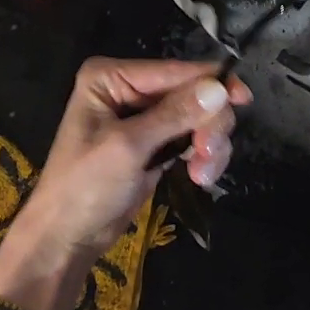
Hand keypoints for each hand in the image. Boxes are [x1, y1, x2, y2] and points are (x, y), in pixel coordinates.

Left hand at [10, 58, 250, 265]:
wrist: (65, 238)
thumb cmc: (85, 186)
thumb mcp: (129, 147)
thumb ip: (175, 116)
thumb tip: (219, 89)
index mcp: (111, 77)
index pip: (173, 71)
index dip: (211, 83)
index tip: (244, 99)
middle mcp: (129, 89)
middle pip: (191, 93)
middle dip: (207, 124)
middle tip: (208, 154)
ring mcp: (144, 117)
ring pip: (198, 117)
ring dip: (208, 144)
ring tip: (202, 175)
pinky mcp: (156, 143)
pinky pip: (193, 138)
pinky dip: (203, 155)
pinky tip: (199, 177)